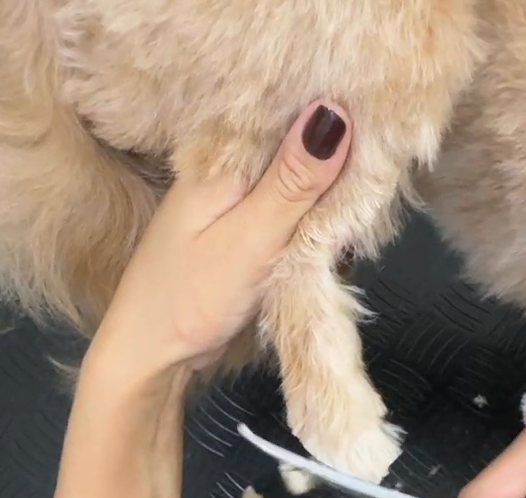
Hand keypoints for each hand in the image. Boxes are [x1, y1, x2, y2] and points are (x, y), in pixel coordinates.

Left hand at [86, 101, 352, 383]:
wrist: (151, 354)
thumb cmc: (190, 298)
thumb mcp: (249, 239)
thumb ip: (292, 183)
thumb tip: (334, 115)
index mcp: (222, 158)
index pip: (287, 115)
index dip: (331, 124)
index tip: (373, 142)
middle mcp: (226, 173)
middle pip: (294, 152)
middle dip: (333, 172)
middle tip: (362, 203)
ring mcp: (232, 207)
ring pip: (293, 190)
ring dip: (322, 210)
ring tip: (343, 235)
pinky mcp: (238, 238)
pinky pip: (284, 221)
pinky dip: (306, 233)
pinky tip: (322, 251)